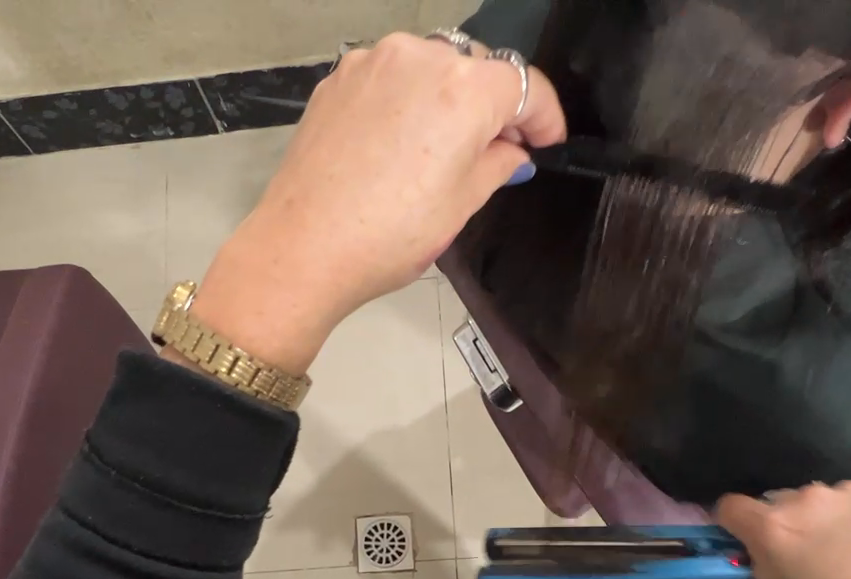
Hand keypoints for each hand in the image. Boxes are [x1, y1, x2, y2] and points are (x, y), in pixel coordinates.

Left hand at [188, 33, 565, 373]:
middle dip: (495, 107)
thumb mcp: (460, 207)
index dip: (544, 117)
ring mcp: (373, 63)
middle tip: (497, 153)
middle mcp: (420, 58)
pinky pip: (391, 78)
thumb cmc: (386, 237)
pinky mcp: (339, 79)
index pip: (526, 86)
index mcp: (464, 90)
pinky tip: (400, 146)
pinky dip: (407, 102)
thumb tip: (512, 151)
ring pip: (432, 67)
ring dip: (448, 100)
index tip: (546, 142)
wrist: (304, 248)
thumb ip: (496, 165)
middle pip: (478, 69)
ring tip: (442, 152)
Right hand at [702, 483, 850, 578]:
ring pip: (819, 502)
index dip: (732, 526)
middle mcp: (804, 499)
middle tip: (802, 564)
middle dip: (782, 529)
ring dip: (822, 522)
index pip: (729, 507)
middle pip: (777, 505)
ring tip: (846, 558)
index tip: (747, 548)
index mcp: (772, 527)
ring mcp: (848, 491)